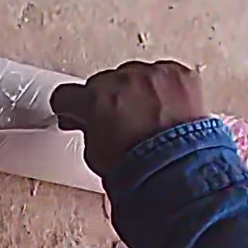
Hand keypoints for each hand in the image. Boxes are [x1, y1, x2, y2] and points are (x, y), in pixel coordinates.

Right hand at [48, 60, 206, 177]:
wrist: (177, 172)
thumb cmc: (140, 168)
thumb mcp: (95, 153)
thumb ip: (87, 127)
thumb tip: (88, 120)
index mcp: (95, 100)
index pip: (67, 95)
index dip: (70, 106)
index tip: (75, 110)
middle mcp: (123, 81)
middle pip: (104, 82)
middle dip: (107, 99)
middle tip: (117, 120)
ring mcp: (153, 76)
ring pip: (134, 75)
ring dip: (135, 92)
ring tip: (145, 117)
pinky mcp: (180, 76)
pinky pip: (164, 74)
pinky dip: (162, 89)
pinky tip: (163, 109)